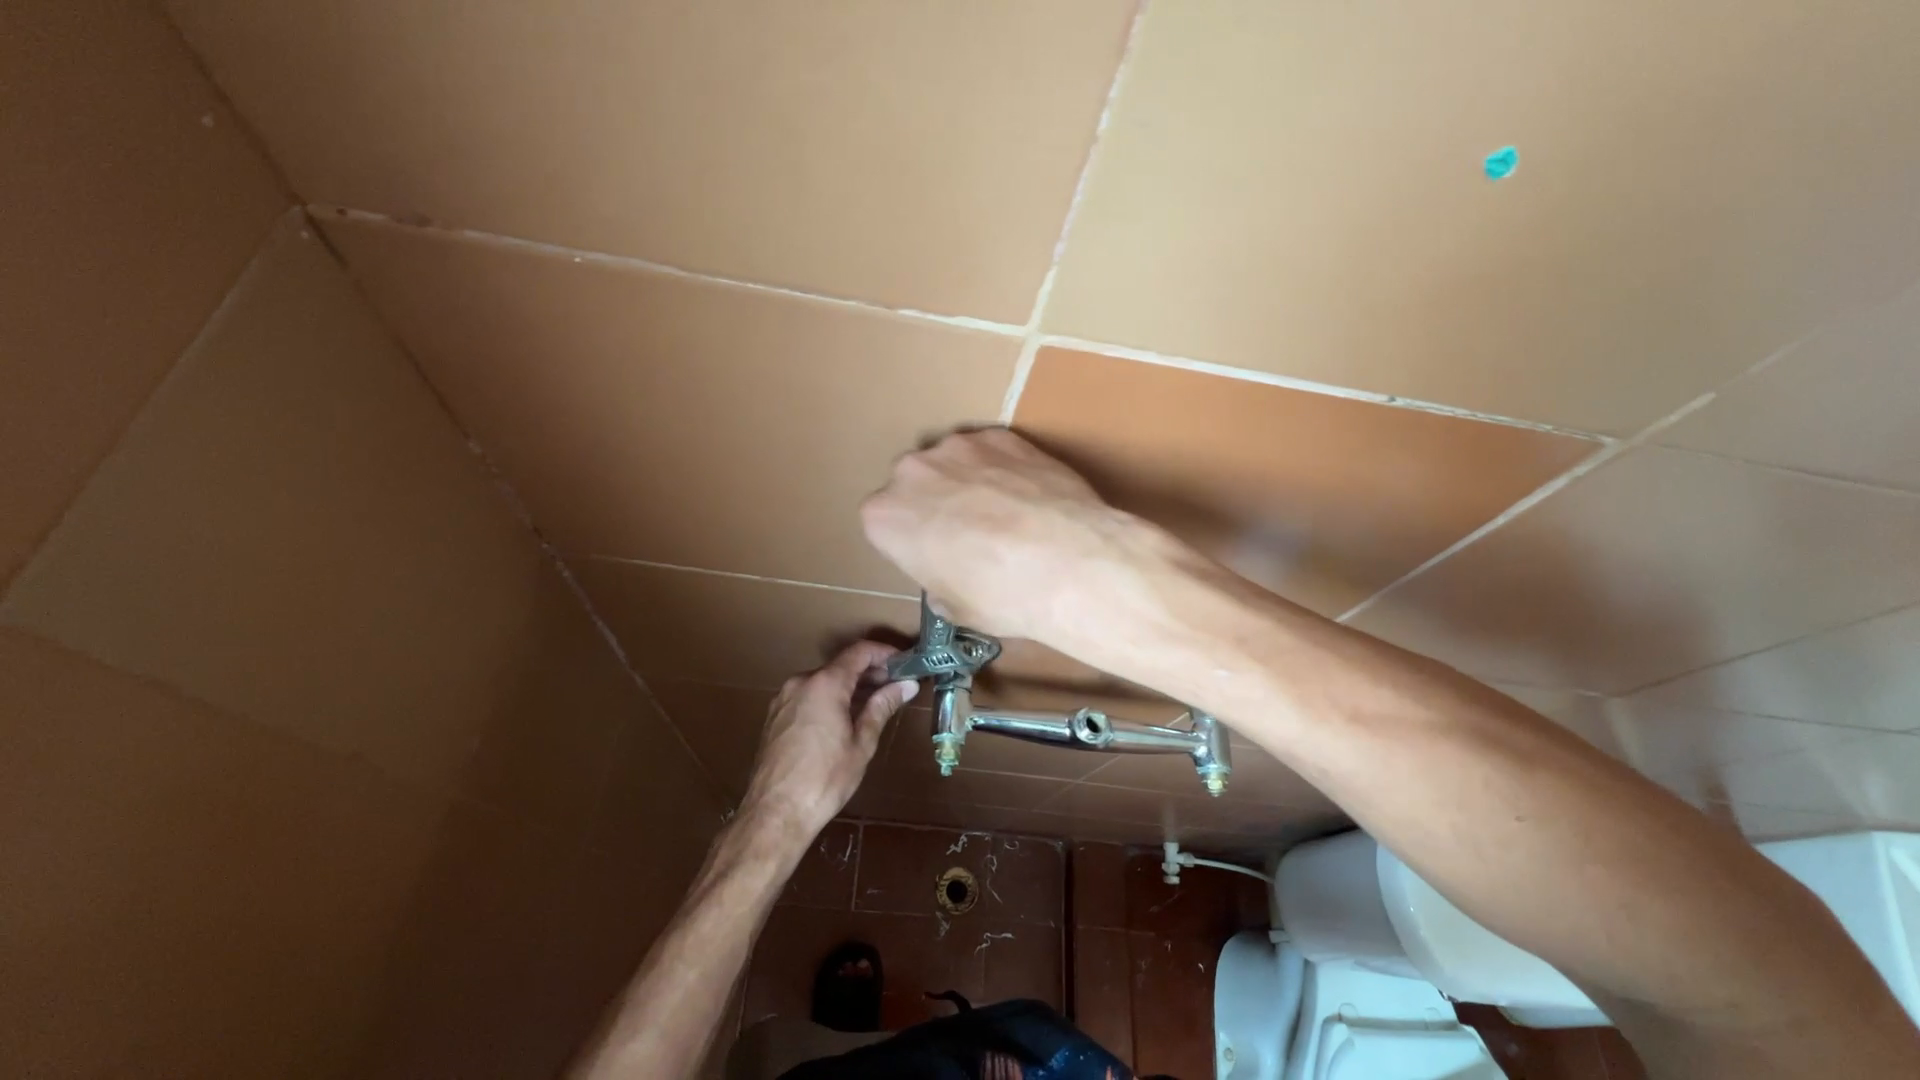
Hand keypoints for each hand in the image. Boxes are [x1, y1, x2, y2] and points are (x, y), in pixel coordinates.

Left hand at [738, 641, 918, 844]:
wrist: (775, 812)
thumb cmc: (825, 779)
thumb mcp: (862, 743)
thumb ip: (882, 707)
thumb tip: (907, 685)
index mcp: (825, 684)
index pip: (859, 652)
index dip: (884, 653)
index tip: (904, 662)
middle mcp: (800, 683)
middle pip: (840, 666)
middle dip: (869, 673)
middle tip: (895, 686)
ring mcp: (783, 699)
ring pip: (822, 682)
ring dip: (849, 688)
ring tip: (873, 704)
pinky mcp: (774, 717)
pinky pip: (807, 697)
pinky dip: (829, 699)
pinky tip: (843, 719)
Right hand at [860, 428, 1160, 642]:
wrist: (1069, 562)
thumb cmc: (1001, 595)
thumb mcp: (954, 609)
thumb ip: (936, 582)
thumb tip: (949, 576)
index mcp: (883, 517)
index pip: (884, 525)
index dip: (911, 542)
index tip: (936, 557)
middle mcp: (911, 472)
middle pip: (915, 486)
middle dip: (936, 505)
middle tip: (971, 536)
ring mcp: (957, 446)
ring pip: (953, 463)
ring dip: (968, 482)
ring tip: (1006, 516)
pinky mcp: (1001, 434)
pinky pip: (992, 451)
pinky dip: (1004, 469)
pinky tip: (1029, 497)